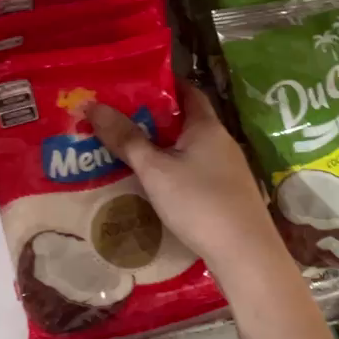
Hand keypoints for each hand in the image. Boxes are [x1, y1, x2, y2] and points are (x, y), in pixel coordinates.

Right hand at [87, 86, 291, 284]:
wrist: (245, 253)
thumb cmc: (199, 202)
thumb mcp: (155, 170)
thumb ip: (126, 139)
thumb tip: (93, 106)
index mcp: (206, 126)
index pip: (187, 91)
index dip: (163, 85)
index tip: (133, 87)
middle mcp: (221, 141)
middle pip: (185, 121)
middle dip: (155, 120)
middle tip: (119, 121)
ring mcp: (228, 169)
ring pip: (190, 149)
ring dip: (164, 148)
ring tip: (130, 152)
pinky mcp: (228, 194)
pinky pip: (196, 171)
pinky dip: (175, 171)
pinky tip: (156, 185)